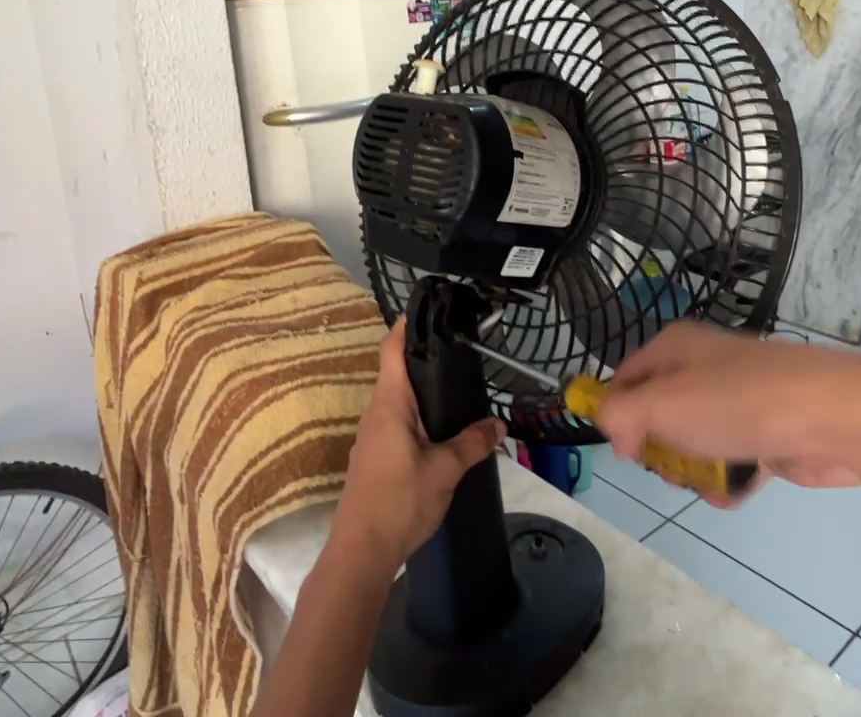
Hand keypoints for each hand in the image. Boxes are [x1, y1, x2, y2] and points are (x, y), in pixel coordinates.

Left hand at [328, 319, 506, 569]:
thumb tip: (499, 425)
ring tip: (461, 384)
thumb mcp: (445, 470)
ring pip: (400, 401)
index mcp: (389, 405)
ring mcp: (373, 436)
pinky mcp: (376, 457)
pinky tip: (444, 428)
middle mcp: (376, 413)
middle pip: (398, 372)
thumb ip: (472, 443)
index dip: (407, 325)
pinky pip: (399, 422)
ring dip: (425, 391)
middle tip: (462, 345)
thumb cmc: (399, 502)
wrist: (361, 552)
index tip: (430, 308)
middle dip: (426, 357)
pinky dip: (421, 416)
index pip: (392, 350)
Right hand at [595, 322, 860, 500]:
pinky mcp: (769, 431)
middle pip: (659, 412)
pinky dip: (728, 479)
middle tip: (667, 469)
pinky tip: (731, 493)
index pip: (626, 377)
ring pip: (695, 440)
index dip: (618, 414)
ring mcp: (740, 398)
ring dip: (692, 470)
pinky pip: (733, 458)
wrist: (834, 416)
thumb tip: (615, 432)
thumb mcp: (661, 406)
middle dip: (658, 449)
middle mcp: (705, 366)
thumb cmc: (737, 403)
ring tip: (704, 485)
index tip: (625, 450)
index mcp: (677, 347)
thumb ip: (619, 415)